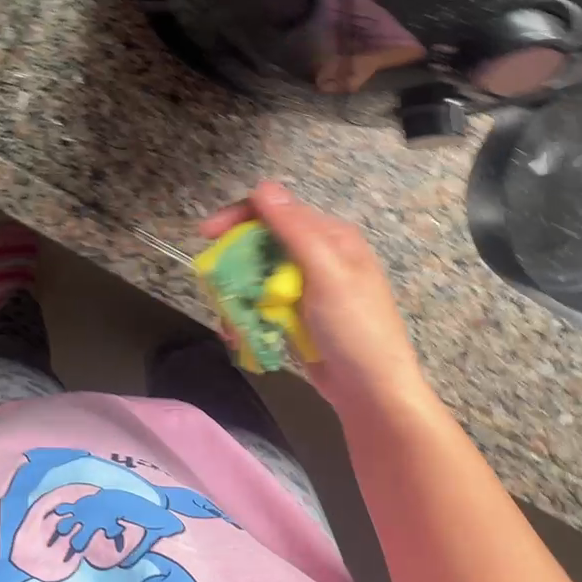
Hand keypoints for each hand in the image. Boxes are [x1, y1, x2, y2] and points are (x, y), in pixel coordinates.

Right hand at [202, 181, 429, 418]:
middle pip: (261, 243)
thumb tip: (262, 186)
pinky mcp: (297, 315)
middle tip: (213, 283)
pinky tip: (239, 334)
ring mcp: (307, 288)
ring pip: (256, 275)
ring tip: (229, 321)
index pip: (276, 211)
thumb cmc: (355, 330)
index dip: (239, 218)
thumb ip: (293, 229)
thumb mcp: (326, 273)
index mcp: (330, 238)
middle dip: (234, 263)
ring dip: (237, 294)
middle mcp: (318, 256)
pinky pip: (261, 303)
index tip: (207, 235)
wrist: (374, 395)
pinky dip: (246, 315)